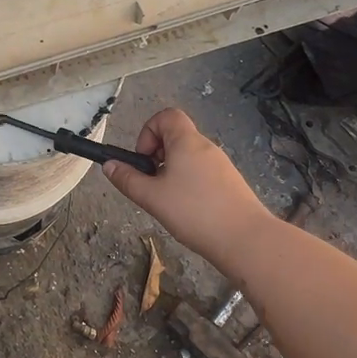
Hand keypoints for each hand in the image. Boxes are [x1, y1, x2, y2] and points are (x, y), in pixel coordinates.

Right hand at [104, 107, 275, 270]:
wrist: (248, 241)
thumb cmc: (195, 212)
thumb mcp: (152, 197)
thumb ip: (127, 179)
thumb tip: (109, 165)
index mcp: (186, 142)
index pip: (166, 116)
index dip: (149, 131)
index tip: (144, 159)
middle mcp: (206, 147)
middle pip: (176, 137)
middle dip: (158, 157)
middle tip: (153, 184)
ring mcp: (223, 166)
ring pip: (189, 158)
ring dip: (173, 172)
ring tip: (170, 202)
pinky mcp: (232, 185)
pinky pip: (204, 174)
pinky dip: (191, 184)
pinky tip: (191, 212)